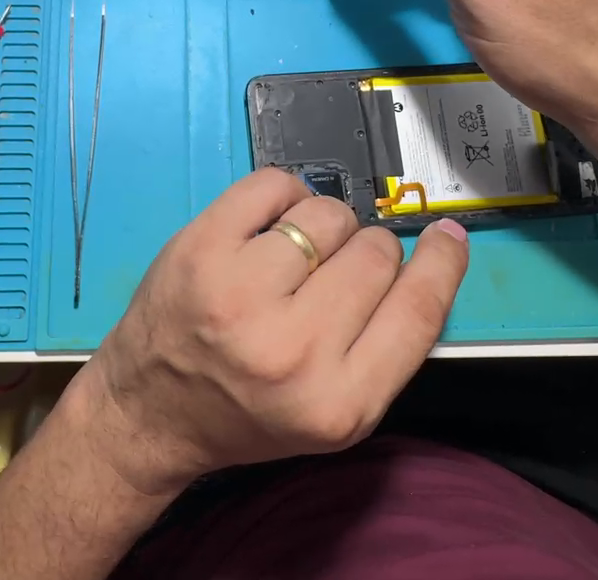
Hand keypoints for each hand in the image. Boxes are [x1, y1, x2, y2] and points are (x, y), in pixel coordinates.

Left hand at [71, 168, 467, 495]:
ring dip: (323, 224)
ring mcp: (239, 293)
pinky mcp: (200, 248)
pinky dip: (282, 194)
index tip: (447, 238)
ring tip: (295, 254)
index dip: (442, 265)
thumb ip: (386, 346)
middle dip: (365, 252)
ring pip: (327, 214)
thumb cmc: (248, 413)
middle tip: (330, 275)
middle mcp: (292, 350)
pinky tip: (269, 225)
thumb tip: (433, 257)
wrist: (150, 412)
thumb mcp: (334, 413)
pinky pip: (273, 184)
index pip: (418, 310)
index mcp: (338, 403)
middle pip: (374, 253)